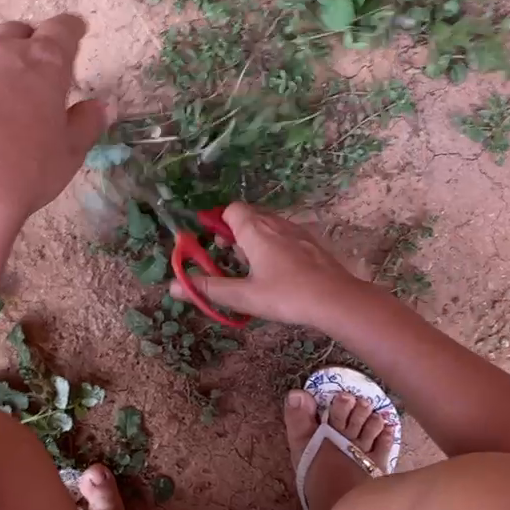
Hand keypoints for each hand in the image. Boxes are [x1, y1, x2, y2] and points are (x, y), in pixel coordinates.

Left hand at [0, 15, 108, 236]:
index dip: (71, 30)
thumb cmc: (23, 173)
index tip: (76, 32)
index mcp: (42, 63)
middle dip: (30, 45)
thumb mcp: (68, 155)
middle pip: (17, 33)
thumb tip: (99, 106)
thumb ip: (86, 124)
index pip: (62, 30)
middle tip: (36, 73)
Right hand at [167, 203, 374, 327]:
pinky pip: (286, 235)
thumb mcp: (244, 296)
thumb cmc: (286, 296)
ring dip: (255, 239)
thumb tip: (173, 287)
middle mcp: (276, 224)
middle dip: (235, 233)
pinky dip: (275, 246)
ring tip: (251, 267)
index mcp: (255, 230)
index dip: (218, 222)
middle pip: (250, 216)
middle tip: (228, 258)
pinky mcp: (312, 244)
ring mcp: (297, 232)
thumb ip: (209, 288)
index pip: (231, 210)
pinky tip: (278, 271)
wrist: (336, 299)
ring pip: (269, 226)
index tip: (211, 243)